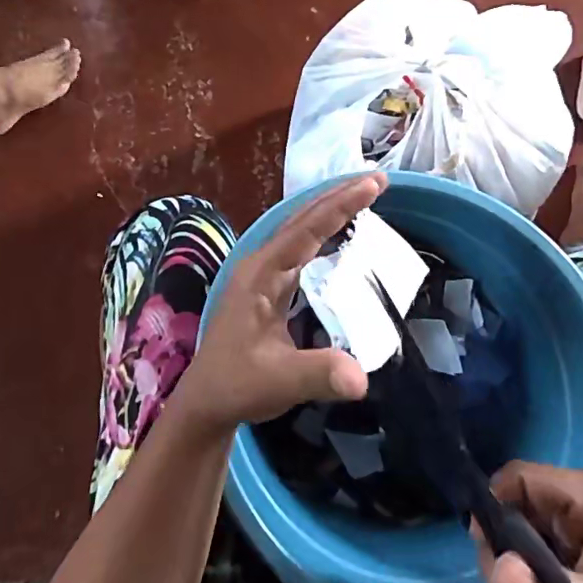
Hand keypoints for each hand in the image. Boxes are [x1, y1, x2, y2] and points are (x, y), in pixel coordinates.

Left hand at [168, 174, 384, 434]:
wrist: (206, 402)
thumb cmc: (237, 385)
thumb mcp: (280, 381)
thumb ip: (319, 374)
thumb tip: (362, 378)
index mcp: (260, 275)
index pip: (305, 230)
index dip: (340, 206)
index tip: (372, 184)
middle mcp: (259, 266)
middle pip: (301, 220)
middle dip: (338, 197)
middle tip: (376, 180)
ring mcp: (261, 277)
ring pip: (298, 232)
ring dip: (329, 212)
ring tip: (362, 197)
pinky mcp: (267, 290)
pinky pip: (299, 251)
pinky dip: (322, 236)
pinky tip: (339, 239)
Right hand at [474, 462, 582, 582]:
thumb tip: (495, 579)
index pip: (521, 477)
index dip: (495, 507)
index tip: (486, 552)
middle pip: (519, 498)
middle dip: (503, 538)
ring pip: (524, 521)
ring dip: (514, 556)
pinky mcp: (582, 547)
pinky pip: (537, 542)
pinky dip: (527, 566)